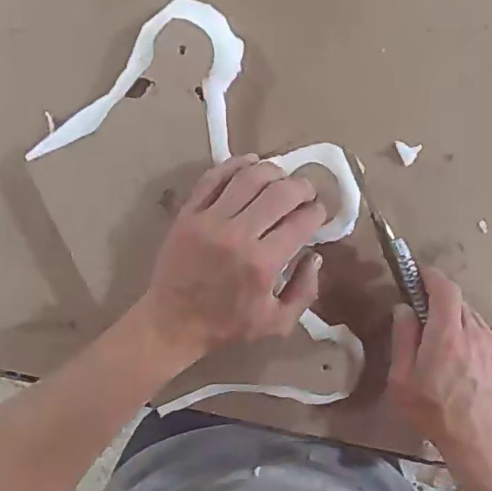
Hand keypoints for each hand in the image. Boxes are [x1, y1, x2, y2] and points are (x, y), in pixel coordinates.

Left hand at [129, 155, 326, 366]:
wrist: (172, 322)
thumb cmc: (227, 325)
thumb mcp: (277, 323)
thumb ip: (305, 290)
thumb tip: (314, 255)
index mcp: (263, 264)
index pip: (301, 221)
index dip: (318, 212)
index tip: (319, 213)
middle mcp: (238, 235)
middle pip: (280, 192)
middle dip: (302, 187)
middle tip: (306, 194)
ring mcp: (209, 220)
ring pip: (249, 177)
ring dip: (273, 172)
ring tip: (281, 179)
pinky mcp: (188, 213)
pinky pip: (214, 177)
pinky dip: (236, 165)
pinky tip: (251, 164)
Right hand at [388, 266, 491, 459]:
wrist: (478, 438)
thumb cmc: (433, 411)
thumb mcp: (402, 379)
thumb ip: (402, 339)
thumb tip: (404, 309)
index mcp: (446, 336)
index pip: (444, 289)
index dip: (430, 276)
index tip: (417, 274)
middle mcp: (474, 332)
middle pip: (457, 300)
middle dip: (438, 299)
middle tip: (420, 313)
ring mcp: (491, 343)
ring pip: (470, 315)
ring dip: (452, 317)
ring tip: (438, 340)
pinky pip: (480, 331)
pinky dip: (466, 332)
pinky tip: (457, 356)